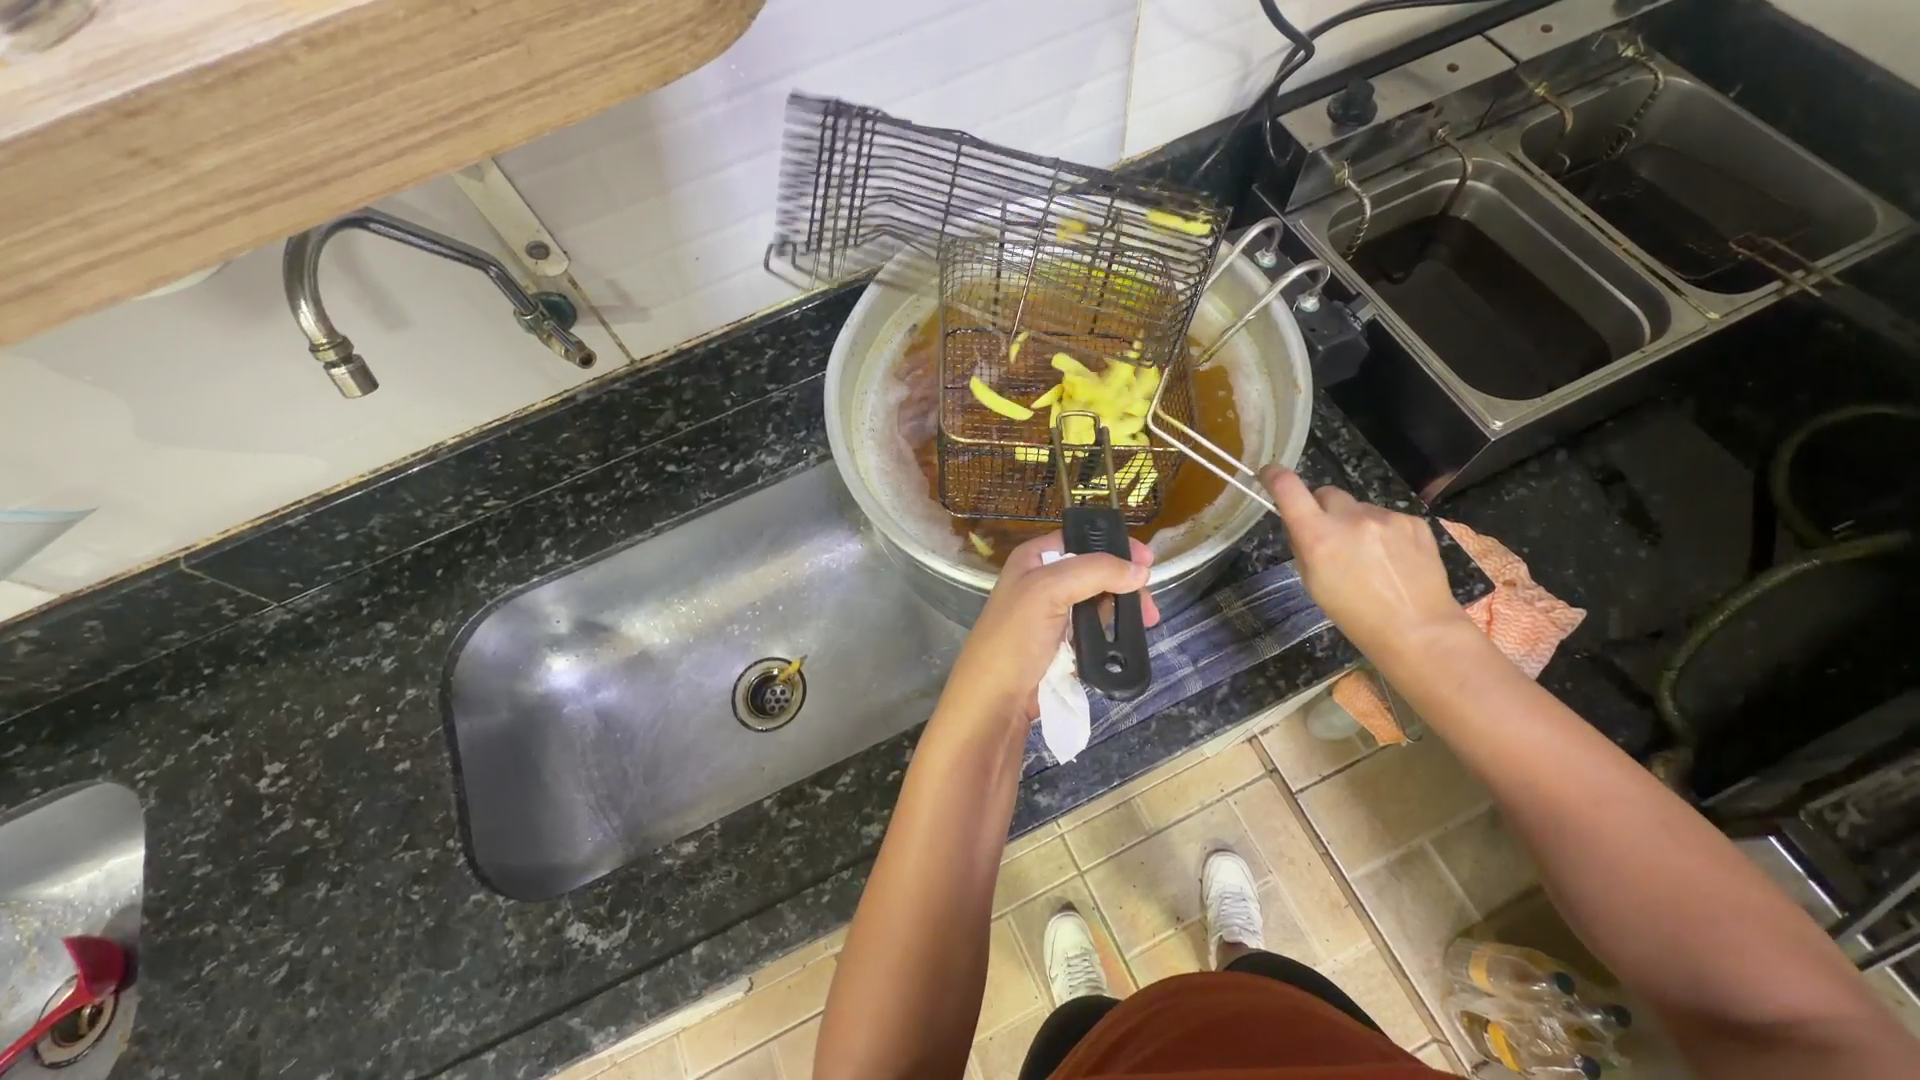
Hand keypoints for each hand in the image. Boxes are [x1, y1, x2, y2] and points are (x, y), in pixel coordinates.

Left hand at [940, 533, 1160, 726]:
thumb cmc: (1014, 639)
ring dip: (1122, 611)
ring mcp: (1051, 615)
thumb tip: (1140, 570)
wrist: (993, 701)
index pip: (1081, 539)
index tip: (1147, 561)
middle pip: (1095, 572)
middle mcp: (1042, 582)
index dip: (1114, 546)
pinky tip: (1124, 642)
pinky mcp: (1060, 645)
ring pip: (1097, 602)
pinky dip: (1111, 634)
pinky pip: (1093, 631)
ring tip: (1144, 624)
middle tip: (1148, 606)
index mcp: (1033, 559)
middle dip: (1124, 584)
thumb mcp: (1048, 591)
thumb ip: (1094, 572)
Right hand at [1259, 466, 1469, 660]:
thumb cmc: (1355, 616)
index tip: (1269, 473)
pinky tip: (1394, 559)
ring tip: (1371, 558)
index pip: (1289, 490)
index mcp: (1319, 537)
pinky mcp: (1413, 521)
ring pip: (1359, 508)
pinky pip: (1387, 518)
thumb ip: (1304, 546)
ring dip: (1356, 523)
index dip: (1275, 477)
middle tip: (1331, 537)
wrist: (1418, 629)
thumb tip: (1300, 524)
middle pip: (1326, 494)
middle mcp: (1351, 518)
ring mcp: (1386, 517)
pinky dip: (1383, 533)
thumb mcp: (1313, 584)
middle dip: (1322, 509)